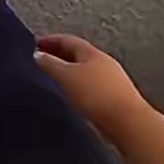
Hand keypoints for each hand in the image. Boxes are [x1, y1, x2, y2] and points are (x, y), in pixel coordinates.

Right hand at [35, 34, 153, 134]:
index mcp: (92, 53)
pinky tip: (71, 96)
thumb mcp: (67, 76)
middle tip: (43, 59)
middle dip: (59, 55)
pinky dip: (77, 86)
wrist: (128, 123)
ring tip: (53, 78)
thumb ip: (50, 64)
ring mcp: (111, 81)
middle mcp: (104, 63)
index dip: (51, 40)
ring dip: (68, 71)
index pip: (68, 40)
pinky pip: (90, 86)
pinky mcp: (114, 98)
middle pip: (78, 54)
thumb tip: (38, 55)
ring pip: (85, 71)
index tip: (36, 44)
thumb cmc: (96, 94)